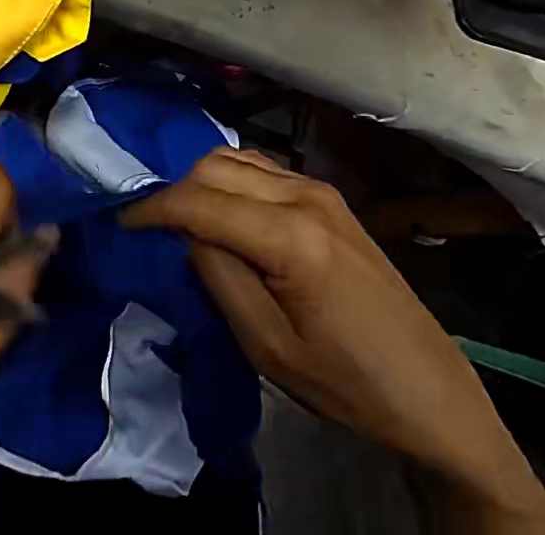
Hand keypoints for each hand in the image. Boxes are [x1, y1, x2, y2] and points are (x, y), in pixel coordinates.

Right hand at [123, 150, 544, 532]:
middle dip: (176, 188)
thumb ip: (221, 278)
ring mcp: (322, 191)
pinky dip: (234, 185)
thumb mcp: (268, 346)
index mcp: (291, 234)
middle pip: (220, 165)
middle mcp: (306, 194)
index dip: (154, 207)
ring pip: (243, 161)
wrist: (425, 383)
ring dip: (204, 182)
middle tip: (148, 226)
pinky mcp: (331, 201)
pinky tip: (222, 214)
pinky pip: (267, 174)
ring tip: (177, 219)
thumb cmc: (346, 380)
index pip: (202, 200)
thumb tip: (187, 233)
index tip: (119, 223)